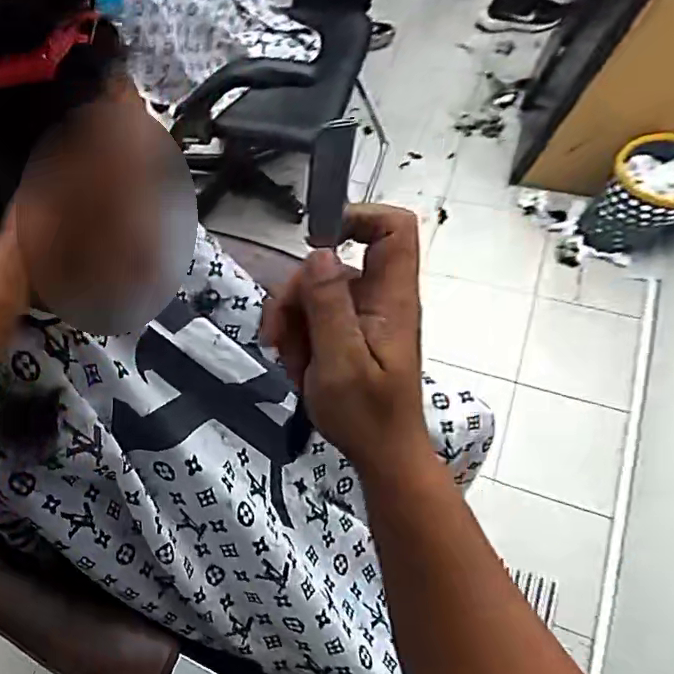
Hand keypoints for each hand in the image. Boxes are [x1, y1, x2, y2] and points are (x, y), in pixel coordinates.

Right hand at [259, 203, 429, 477]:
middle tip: (279, 334)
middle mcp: (378, 300)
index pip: (393, 229)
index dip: (358, 219)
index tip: (315, 244)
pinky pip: (314, 319)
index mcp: (390, 298)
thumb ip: (329, 305)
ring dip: (291, 322)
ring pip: (315, 294)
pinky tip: (295, 365)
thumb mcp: (340, 362)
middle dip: (297, 294)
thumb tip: (321, 254)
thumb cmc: (366, 415)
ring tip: (288, 359)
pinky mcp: (347, 336)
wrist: (380, 453)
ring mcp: (361, 318)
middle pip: (333, 265)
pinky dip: (297, 338)